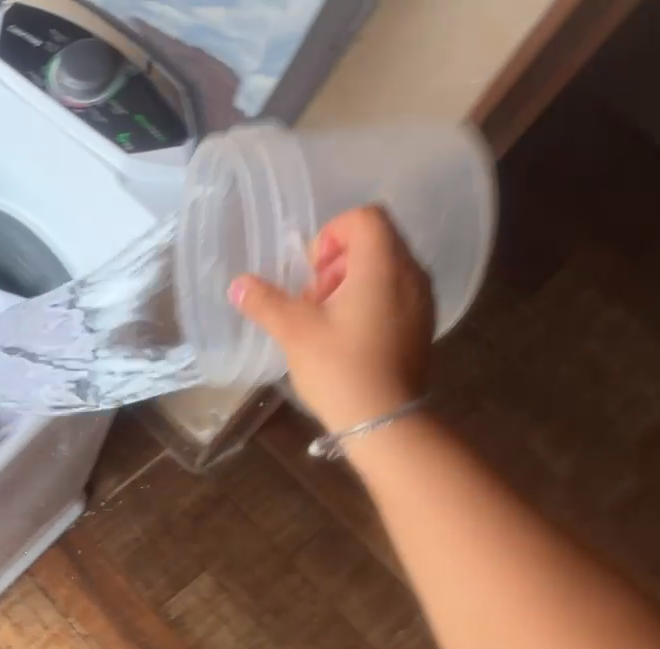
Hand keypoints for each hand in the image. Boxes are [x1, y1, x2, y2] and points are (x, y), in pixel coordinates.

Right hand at [229, 205, 434, 431]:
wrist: (383, 419)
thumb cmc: (339, 367)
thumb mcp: (294, 331)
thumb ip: (265, 302)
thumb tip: (238, 284)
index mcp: (382, 265)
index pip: (364, 218)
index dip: (331, 234)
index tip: (311, 272)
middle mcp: (411, 274)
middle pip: (376, 241)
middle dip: (337, 262)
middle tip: (313, 299)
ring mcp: (421, 300)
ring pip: (385, 269)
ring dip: (351, 283)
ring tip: (326, 321)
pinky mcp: (421, 325)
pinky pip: (395, 294)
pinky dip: (368, 302)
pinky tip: (346, 338)